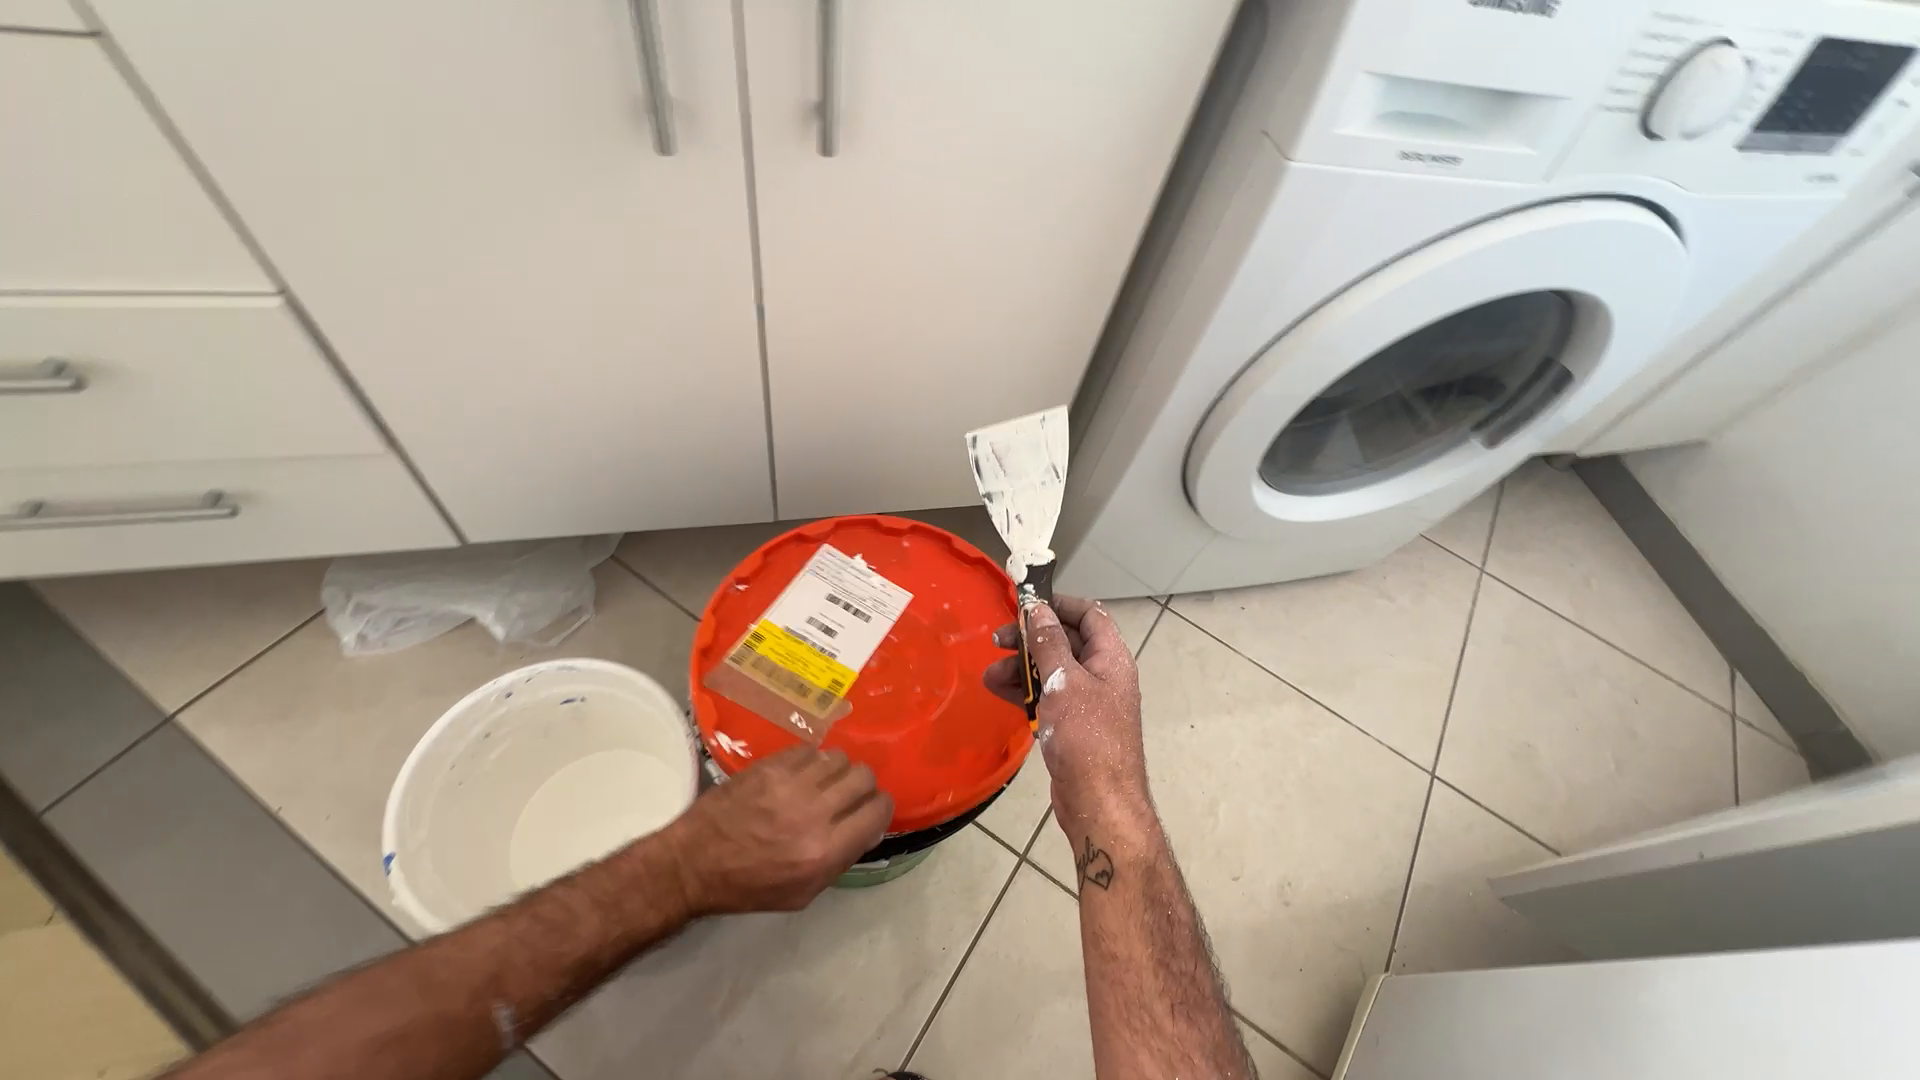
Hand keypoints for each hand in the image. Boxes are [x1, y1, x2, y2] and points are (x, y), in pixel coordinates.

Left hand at [662, 746, 891, 915]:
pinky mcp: (770, 766)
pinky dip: (811, 760)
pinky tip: (799, 774)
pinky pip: (809, 749)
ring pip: (839, 757)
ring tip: (822, 782)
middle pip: (864, 777)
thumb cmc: (749, 886)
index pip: (879, 811)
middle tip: (848, 795)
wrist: (694, 863)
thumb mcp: (803, 893)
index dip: (881, 808)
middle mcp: (814, 814)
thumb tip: (867, 828)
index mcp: (825, 852)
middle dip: (863, 786)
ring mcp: (791, 784)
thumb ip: (841, 859)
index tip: (871, 810)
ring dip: (837, 770)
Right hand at [983, 596, 1146, 822]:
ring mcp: (1087, 701)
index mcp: (1111, 658)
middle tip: (998, 638)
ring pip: (1051, 670)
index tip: (1027, 604)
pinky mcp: (1071, 724)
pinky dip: (1024, 691)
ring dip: (1021, 667)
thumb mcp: (1065, 683)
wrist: (1098, 802)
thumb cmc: (1086, 737)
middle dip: (1031, 638)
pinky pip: (1047, 696)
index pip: (1089, 615)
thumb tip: (1038, 609)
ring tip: (991, 672)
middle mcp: (1102, 675)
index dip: (1059, 604)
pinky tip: (997, 689)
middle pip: (1065, 641)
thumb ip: (1049, 643)